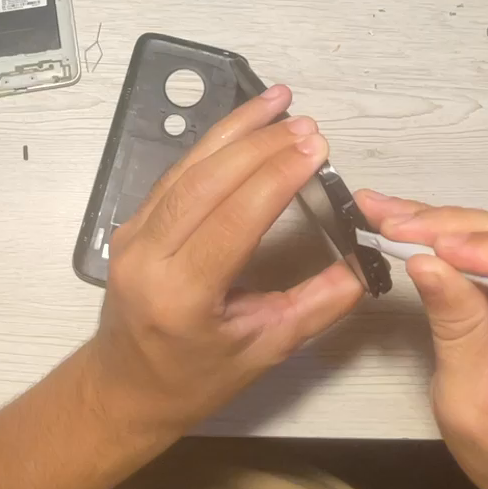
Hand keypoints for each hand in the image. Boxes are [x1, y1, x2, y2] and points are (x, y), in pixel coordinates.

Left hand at [82, 85, 364, 437]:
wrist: (124, 386)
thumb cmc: (194, 378)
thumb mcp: (263, 351)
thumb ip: (317, 306)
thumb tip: (363, 265)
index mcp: (182, 295)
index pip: (233, 221)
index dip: (276, 177)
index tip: (315, 146)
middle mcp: (148, 256)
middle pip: (205, 183)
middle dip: (259, 145)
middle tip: (306, 124)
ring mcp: (133, 233)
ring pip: (186, 167)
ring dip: (234, 130)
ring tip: (277, 101)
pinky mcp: (131, 221)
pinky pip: (176, 174)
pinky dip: (212, 144)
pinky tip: (242, 124)